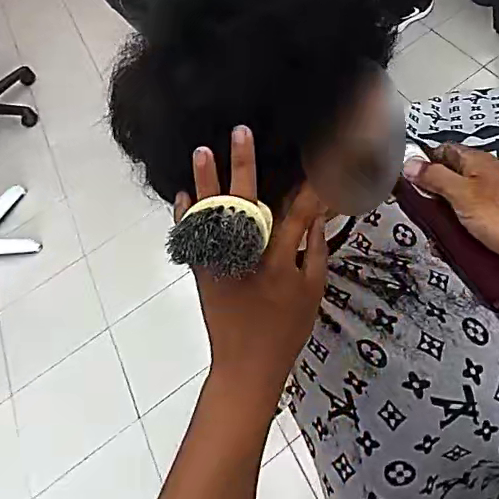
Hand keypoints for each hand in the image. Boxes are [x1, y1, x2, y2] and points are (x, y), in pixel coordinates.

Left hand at [174, 127, 328, 391]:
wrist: (246, 365)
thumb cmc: (286, 330)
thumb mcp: (313, 292)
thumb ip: (314, 252)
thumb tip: (313, 217)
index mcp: (280, 261)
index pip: (294, 213)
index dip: (305, 186)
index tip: (311, 162)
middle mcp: (246, 255)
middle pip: (246, 202)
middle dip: (244, 165)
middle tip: (240, 133)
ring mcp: (219, 262)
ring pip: (213, 214)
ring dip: (206, 181)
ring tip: (202, 151)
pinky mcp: (201, 272)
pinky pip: (192, 238)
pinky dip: (187, 215)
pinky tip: (184, 193)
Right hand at [403, 143, 498, 276]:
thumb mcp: (462, 195)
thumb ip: (435, 177)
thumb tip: (412, 164)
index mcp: (477, 161)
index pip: (441, 150)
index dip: (422, 162)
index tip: (408, 178)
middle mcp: (484, 176)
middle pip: (446, 178)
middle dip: (432, 196)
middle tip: (425, 209)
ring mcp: (489, 199)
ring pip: (454, 202)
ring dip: (444, 217)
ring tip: (441, 229)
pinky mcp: (493, 219)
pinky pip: (466, 221)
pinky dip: (458, 230)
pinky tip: (455, 241)